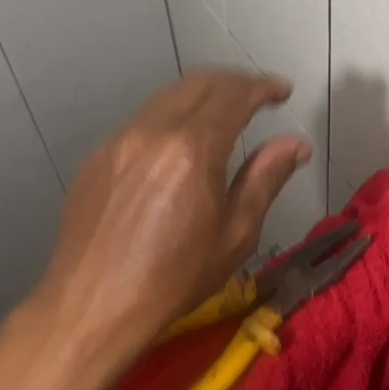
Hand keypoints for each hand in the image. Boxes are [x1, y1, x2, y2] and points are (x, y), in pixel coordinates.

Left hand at [26, 70, 311, 357]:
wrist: (93, 307)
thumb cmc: (175, 278)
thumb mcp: (236, 234)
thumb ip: (266, 179)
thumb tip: (295, 143)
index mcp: (193, 149)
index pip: (234, 95)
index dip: (263, 87)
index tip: (283, 91)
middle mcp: (153, 131)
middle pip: (199, 83)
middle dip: (234, 82)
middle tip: (259, 98)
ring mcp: (119, 140)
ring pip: (167, 97)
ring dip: (201, 96)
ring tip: (223, 117)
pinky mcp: (97, 156)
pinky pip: (142, 121)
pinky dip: (171, 118)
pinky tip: (179, 148)